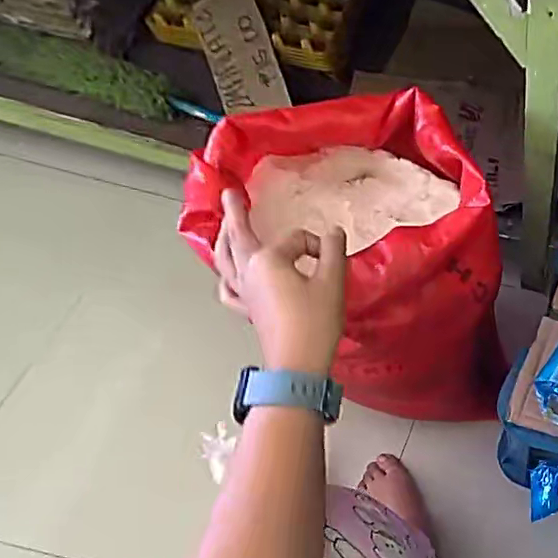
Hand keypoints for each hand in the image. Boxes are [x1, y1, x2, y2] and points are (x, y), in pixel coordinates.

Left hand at [213, 187, 347, 374]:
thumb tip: (333, 232)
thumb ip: (333, 251)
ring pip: (225, 260)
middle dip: (235, 213)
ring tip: (223, 228)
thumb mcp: (332, 282)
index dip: (317, 245)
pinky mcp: (247, 310)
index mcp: (268, 260)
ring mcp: (244, 292)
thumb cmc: (315, 322)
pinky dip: (226, 277)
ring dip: (223, 239)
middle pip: (238, 236)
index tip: (331, 258)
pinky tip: (227, 276)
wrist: (298, 362)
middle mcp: (248, 271)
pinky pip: (229, 288)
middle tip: (230, 194)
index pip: (295, 239)